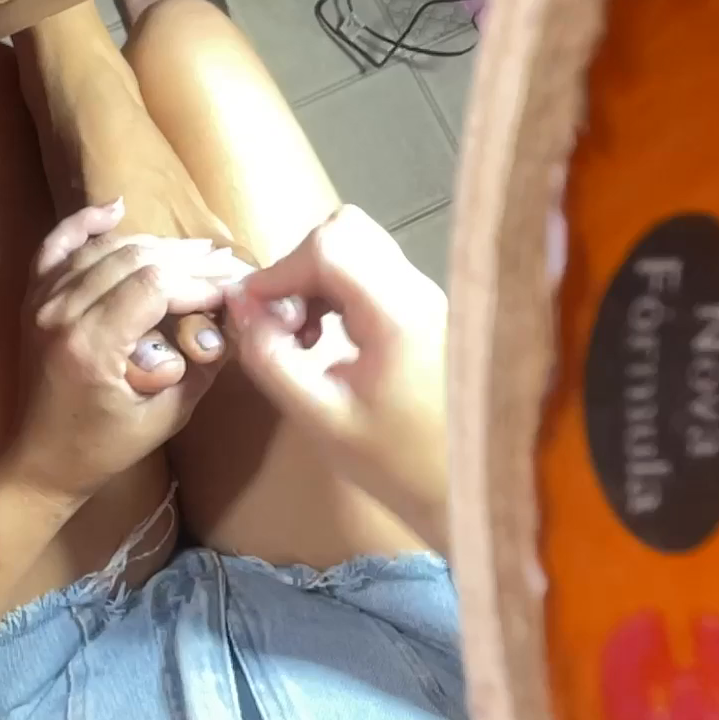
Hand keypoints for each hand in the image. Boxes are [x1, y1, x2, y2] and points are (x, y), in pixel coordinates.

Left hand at [6, 198, 248, 501]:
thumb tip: (231, 319)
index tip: (231, 288)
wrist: (42, 460)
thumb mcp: (166, 416)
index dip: (199, 282)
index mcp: (91, 346)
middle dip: (185, 259)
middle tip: (223, 264)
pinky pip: (57, 246)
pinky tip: (117, 208)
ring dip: (152, 244)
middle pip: (133, 259)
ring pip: (104, 249)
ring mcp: (41, 301)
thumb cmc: (105, 446)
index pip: (154, 286)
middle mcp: (61, 313)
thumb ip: (201, 365)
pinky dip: (85, 223)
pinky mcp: (33, 297)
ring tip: (194, 251)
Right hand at [223, 204, 449, 548]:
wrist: (478, 489)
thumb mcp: (319, 417)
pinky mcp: (424, 307)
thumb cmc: (400, 464)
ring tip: (303, 332)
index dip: (279, 270)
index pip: (328, 246)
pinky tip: (327, 335)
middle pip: (345, 230)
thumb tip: (240, 303)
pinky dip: (334, 287)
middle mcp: (417, 289)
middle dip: (298, 267)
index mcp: (398, 313)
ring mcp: (426, 295)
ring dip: (314, 277)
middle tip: (285, 318)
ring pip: (356, 244)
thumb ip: (270, 357)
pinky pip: (368, 268)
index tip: (254, 310)